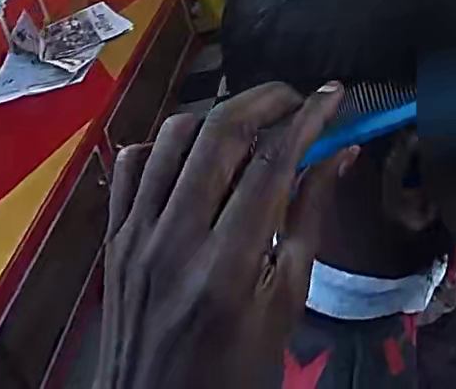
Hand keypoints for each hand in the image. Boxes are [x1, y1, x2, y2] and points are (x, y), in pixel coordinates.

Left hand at [98, 81, 353, 388]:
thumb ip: (311, 216)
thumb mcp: (287, 303)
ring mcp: (136, 234)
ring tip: (250, 129)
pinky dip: (167, 145)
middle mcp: (175, 239)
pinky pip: (135, 162)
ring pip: (175, 133)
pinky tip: (194, 158)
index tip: (332, 94)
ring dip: (219, 117)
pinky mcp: (114, 236)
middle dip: (267, 98)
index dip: (309, 117)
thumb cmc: (236, 371)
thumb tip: (341, 153)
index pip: (274, 161)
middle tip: (296, 99)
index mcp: (228, 265)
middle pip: (221, 131)